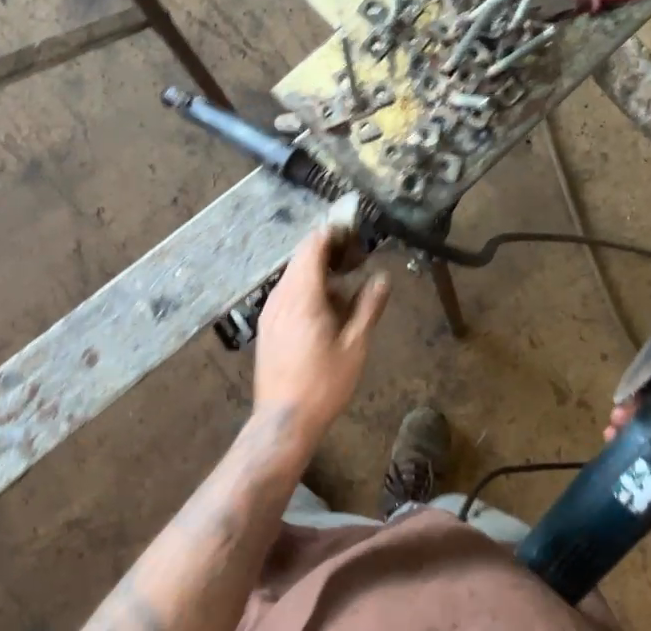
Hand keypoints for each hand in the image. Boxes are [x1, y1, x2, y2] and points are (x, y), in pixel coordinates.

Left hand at [254, 226, 391, 448]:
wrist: (284, 421)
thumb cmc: (323, 385)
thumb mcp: (355, 347)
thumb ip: (368, 308)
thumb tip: (382, 278)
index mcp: (302, 296)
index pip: (312, 248)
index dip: (331, 233)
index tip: (352, 228)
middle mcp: (280, 297)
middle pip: (301, 259)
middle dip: (327, 252)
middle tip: (355, 256)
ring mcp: (270, 312)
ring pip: (293, 277)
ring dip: (316, 272)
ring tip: (345, 284)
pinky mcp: (267, 326)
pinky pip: (286, 294)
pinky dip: (306, 289)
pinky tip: (325, 308)